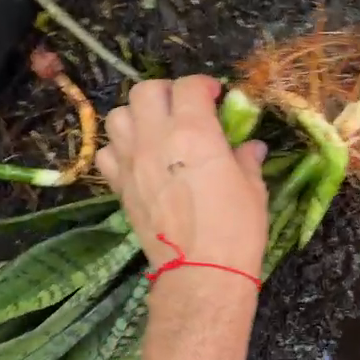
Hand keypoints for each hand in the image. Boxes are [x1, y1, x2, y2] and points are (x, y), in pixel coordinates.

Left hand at [97, 76, 268, 279]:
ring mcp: (133, 162)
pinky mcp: (120, 187)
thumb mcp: (253, 191)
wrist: (202, 274)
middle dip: (166, 92)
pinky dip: (119, 149)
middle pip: (145, 91)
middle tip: (184, 108)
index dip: (203, 85)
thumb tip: (251, 147)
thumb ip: (247, 161)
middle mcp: (157, 139)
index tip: (215, 95)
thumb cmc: (236, 231)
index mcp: (195, 133)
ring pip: (118, 116)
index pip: (189, 87)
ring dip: (137, 115)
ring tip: (156, 129)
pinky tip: (138, 159)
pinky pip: (107, 153)